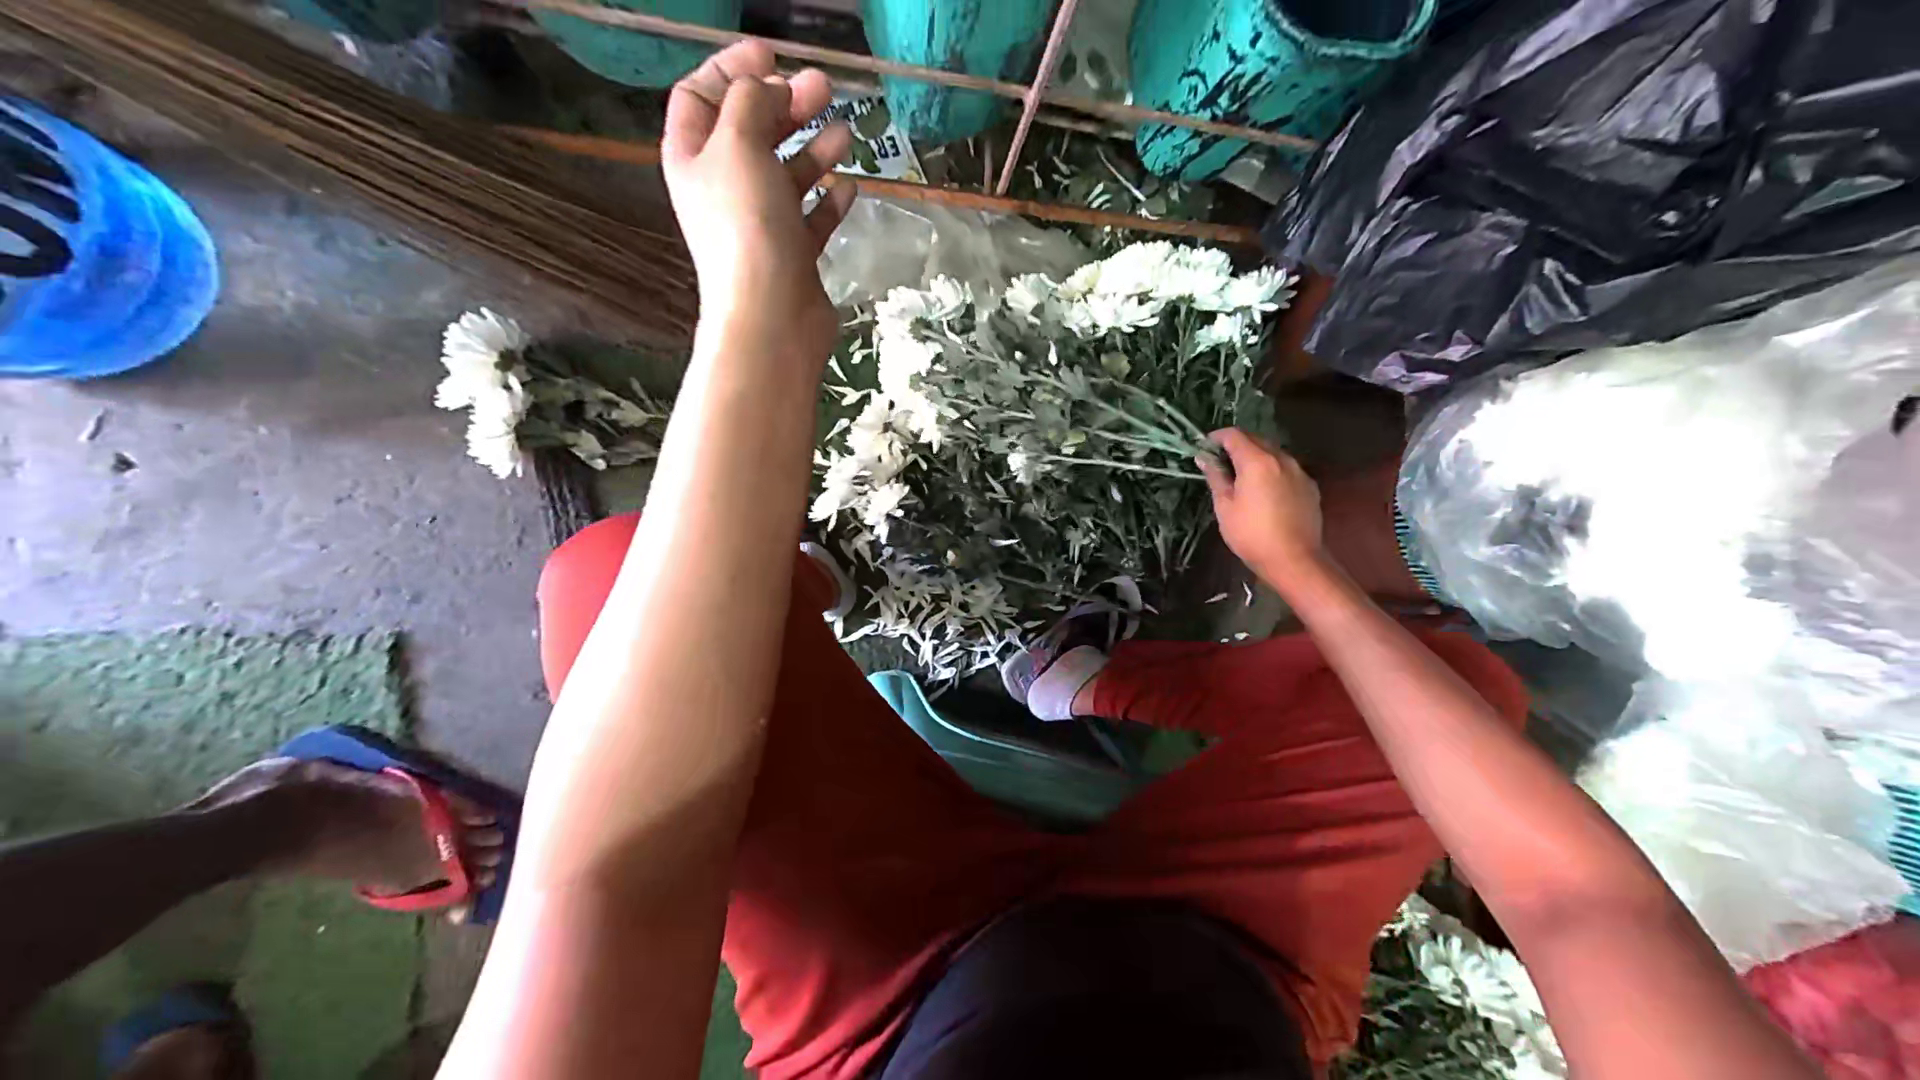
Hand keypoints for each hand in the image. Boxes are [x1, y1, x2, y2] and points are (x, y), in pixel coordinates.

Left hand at [661, 41, 856, 360]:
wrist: (772, 316)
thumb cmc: (747, 225)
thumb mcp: (739, 143)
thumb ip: (750, 101)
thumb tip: (766, 87)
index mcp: (694, 158)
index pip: (701, 96)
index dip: (731, 69)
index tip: (772, 54)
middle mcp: (724, 189)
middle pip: (751, 131)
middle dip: (784, 104)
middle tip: (823, 88)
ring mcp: (760, 225)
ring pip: (786, 174)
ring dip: (814, 148)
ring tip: (845, 132)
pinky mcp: (793, 255)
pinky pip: (811, 219)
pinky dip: (828, 201)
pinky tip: (848, 187)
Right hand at [1198, 428, 1326, 581]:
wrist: (1294, 559)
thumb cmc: (1251, 534)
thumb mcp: (1225, 506)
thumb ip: (1216, 477)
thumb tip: (1204, 458)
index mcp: (1257, 461)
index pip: (1234, 435)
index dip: (1216, 437)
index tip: (1205, 447)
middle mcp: (1281, 459)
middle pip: (1256, 439)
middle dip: (1236, 445)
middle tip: (1220, 462)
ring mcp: (1299, 471)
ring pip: (1273, 453)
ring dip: (1255, 456)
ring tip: (1242, 476)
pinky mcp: (1309, 485)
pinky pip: (1286, 468)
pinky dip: (1272, 470)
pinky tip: (1264, 490)